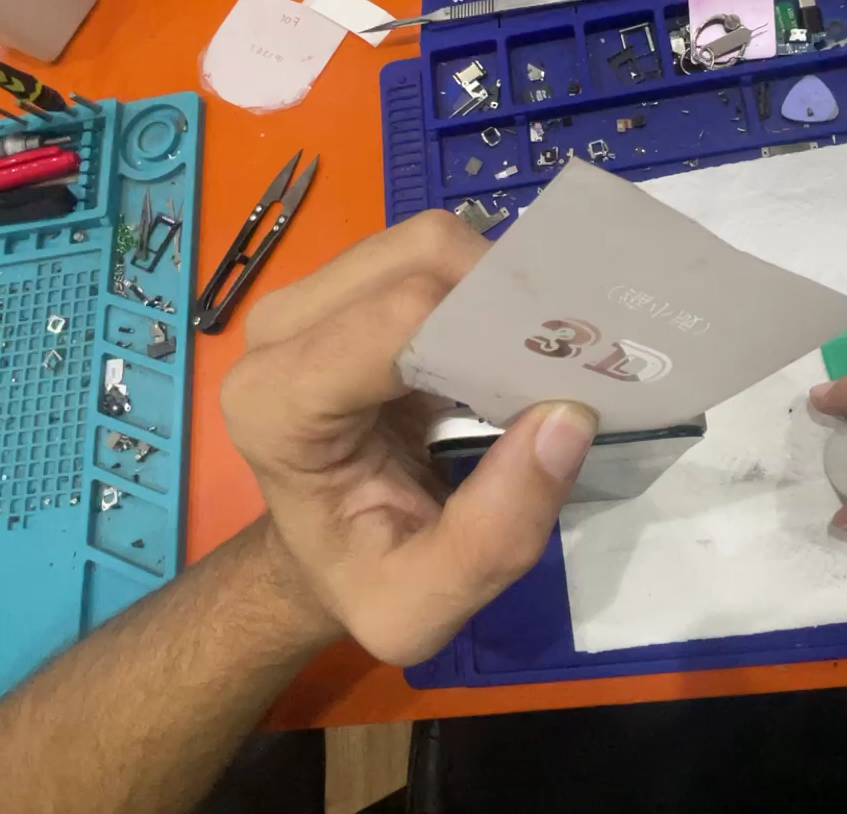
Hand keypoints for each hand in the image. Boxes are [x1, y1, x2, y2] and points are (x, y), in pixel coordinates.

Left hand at [220, 212, 597, 665]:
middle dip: (499, 297)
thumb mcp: (424, 603)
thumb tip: (568, 416)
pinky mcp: (342, 288)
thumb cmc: (361, 573)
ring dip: (490, 286)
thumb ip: (497, 532)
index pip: (402, 319)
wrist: (320, 547)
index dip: (492, 331)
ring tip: (521, 351)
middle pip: (416, 259)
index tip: (555, 378)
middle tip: (549, 358)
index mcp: (278, 406)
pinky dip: (477, 283)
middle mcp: (279, 332)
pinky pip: (424, 255)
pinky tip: (495, 336)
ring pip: (424, 243)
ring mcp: (307, 298)